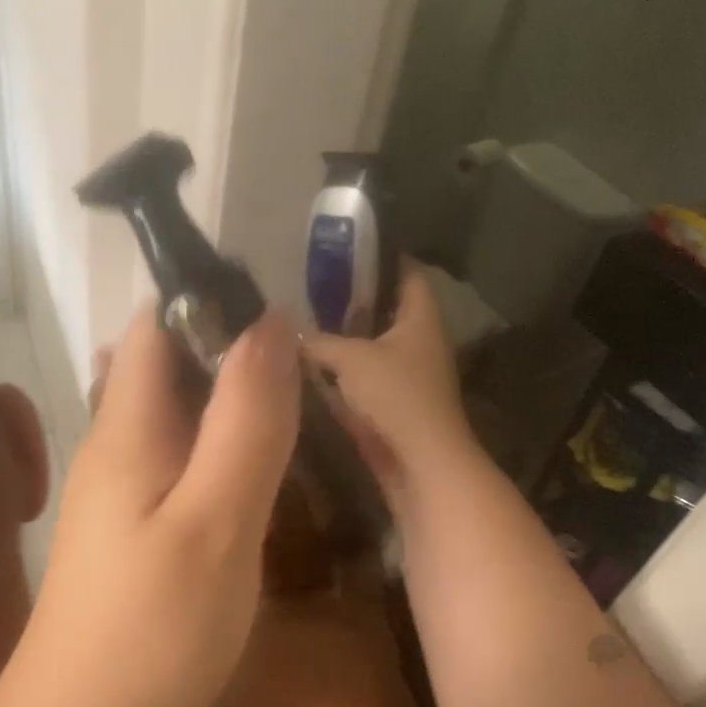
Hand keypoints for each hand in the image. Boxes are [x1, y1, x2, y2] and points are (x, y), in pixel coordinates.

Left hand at [20, 306, 301, 706]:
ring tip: (291, 411)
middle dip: (227, 352)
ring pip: (169, 418)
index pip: (156, 327)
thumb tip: (265, 322)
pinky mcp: (120, 532)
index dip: (210, 301)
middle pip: (163, 368)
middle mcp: (108, 446)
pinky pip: (167, 463)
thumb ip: (244, 420)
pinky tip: (246, 474)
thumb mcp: (217, 519)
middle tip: (307, 367)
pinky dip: (209, 450)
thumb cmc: (153, 627)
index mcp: (125, 428)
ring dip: (222, 403)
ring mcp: (109, 492)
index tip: (281, 307)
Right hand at [303, 260, 477, 493]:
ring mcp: (406, 372)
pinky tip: (307, 363)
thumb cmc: (396, 395)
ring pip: (371, 342)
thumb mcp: (350, 358)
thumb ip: (317, 339)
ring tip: (301, 319)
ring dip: (343, 335)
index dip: (381, 254)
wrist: (420, 461)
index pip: (407, 271)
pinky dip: (340, 368)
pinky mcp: (391, 401)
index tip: (344, 245)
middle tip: (309, 283)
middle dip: (352, 296)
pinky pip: (362, 374)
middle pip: (386, 307)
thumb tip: (285, 328)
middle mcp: (417, 339)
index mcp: (421, 316)